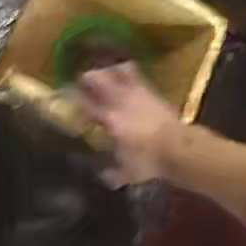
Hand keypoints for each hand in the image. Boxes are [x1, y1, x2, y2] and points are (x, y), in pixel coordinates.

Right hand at [77, 64, 186, 185]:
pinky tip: (123, 71)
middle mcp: (120, 101)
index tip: (65, 97)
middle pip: (98, 79)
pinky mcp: (152, 90)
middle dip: (86, 78)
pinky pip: (135, 74)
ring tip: (102, 72)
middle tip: (80, 81)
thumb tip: (102, 175)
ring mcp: (137, 92)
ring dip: (107, 70)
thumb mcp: (127, 172)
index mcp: (110, 119)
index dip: (73, 99)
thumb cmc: (150, 161)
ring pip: (117, 71)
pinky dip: (126, 70)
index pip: (85, 104)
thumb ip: (111, 173)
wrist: (179, 147)